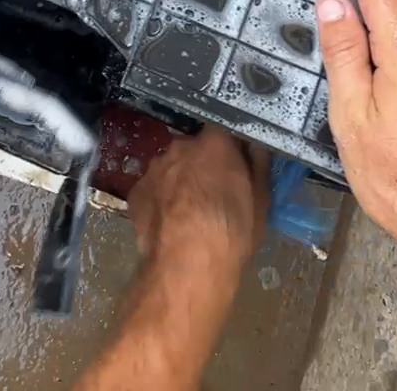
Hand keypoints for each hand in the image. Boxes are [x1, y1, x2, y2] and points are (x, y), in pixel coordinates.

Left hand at [76, 128, 269, 390]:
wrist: (186, 265)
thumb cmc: (231, 231)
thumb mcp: (261, 200)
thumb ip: (258, 164)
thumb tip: (256, 144)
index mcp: (214, 142)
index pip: (222, 131)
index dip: (228, 147)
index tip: (233, 165)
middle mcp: (180, 147)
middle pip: (193, 149)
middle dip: (201, 165)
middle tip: (211, 192)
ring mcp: (154, 168)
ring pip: (170, 168)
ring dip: (178, 181)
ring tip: (187, 213)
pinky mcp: (136, 191)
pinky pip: (152, 189)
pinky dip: (160, 200)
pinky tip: (168, 223)